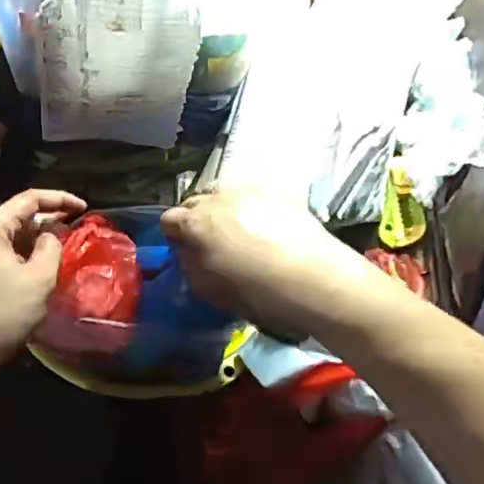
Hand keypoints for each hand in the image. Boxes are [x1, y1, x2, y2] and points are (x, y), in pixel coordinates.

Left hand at [0, 189, 87, 365]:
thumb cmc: (4, 313)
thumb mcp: (39, 278)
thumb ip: (51, 247)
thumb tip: (50, 236)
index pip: (29, 199)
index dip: (60, 200)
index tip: (84, 209)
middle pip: (17, 214)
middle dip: (49, 218)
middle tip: (78, 225)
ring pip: (10, 234)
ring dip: (37, 236)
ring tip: (64, 242)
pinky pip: (2, 250)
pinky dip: (24, 251)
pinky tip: (41, 260)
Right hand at [161, 186, 395, 337]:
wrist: (314, 281)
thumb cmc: (253, 291)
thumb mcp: (206, 287)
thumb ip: (188, 263)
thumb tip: (187, 251)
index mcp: (195, 222)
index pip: (169, 219)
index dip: (174, 236)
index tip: (185, 251)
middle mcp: (219, 198)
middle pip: (196, 203)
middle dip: (198, 220)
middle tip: (212, 244)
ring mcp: (252, 192)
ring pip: (226, 198)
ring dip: (226, 214)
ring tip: (241, 237)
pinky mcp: (281, 194)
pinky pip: (254, 200)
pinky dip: (252, 212)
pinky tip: (266, 233)